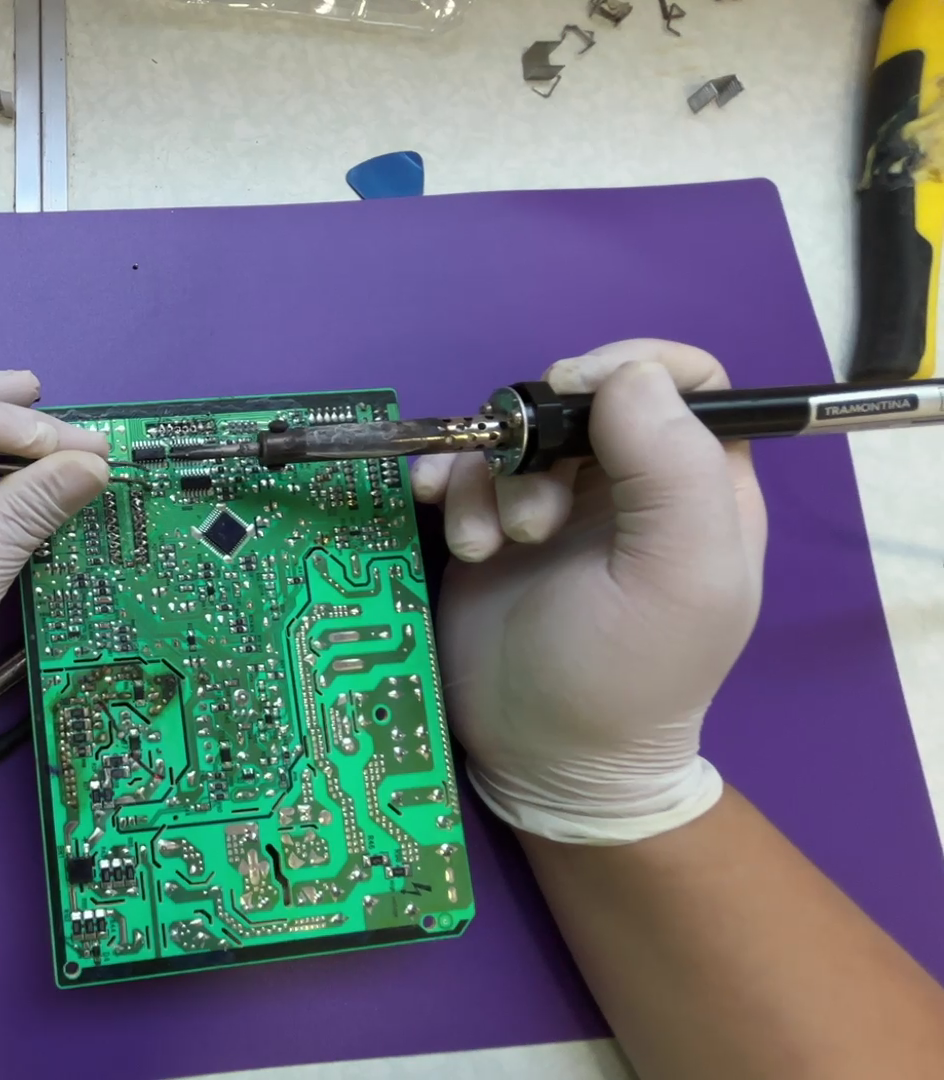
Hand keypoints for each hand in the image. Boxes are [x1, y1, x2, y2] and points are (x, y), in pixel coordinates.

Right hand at [411, 340, 767, 843]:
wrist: (539, 747)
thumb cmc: (622, 670)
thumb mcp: (676, 576)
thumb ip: (671, 470)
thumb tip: (625, 375)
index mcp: (690, 488)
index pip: (679, 383)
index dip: (625, 367)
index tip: (568, 389)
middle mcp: (615, 487)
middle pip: (570, 408)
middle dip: (534, 446)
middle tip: (528, 519)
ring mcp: (538, 508)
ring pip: (500, 443)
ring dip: (482, 484)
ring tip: (485, 548)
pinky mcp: (478, 531)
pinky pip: (454, 478)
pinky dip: (442, 490)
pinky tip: (444, 528)